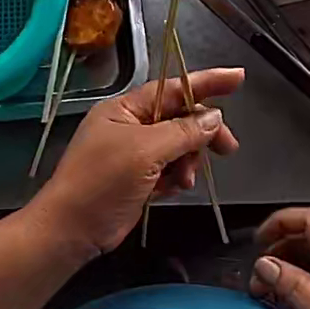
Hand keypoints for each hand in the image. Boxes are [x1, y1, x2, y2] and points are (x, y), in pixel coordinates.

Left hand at [30, 67, 244, 255]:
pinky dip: (176, 178)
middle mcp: (131, 127)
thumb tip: (214, 118)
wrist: (72, 230)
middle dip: (203, 134)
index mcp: (126, 109)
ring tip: (183, 179)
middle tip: (228, 148)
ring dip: (188, 161)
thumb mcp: (145, 151)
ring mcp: (135, 154)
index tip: (237, 78)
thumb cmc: (101, 183)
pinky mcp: (139, 179)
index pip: (174, 88)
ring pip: (179, 147)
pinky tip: (171, 189)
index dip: (208, 82)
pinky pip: (170, 169)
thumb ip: (184, 132)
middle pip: (181, 119)